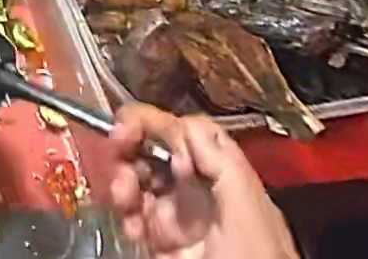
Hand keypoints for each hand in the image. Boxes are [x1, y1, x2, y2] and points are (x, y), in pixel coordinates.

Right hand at [107, 105, 296, 258]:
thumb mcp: (250, 223)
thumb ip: (224, 171)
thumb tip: (188, 125)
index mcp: (226, 180)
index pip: (189, 132)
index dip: (158, 123)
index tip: (129, 128)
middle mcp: (200, 193)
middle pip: (157, 149)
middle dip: (131, 146)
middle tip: (117, 151)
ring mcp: (180, 219)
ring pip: (140, 178)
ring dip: (123, 179)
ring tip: (122, 197)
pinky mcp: (162, 245)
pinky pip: (134, 215)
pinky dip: (125, 213)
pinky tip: (131, 227)